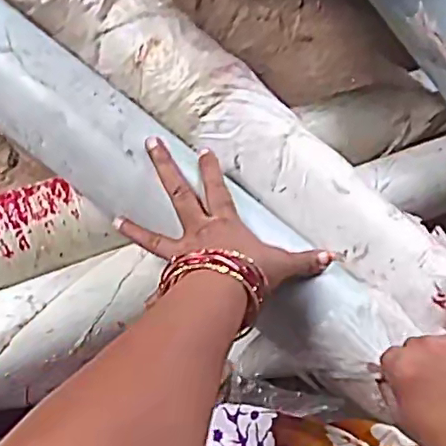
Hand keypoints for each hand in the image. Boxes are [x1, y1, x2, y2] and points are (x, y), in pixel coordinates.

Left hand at [117, 139, 332, 286]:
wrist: (228, 293)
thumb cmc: (252, 274)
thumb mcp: (283, 265)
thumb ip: (304, 261)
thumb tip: (330, 258)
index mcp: (225, 224)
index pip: (218, 190)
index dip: (212, 171)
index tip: (204, 152)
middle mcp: (200, 231)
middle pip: (180, 192)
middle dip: (166, 167)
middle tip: (150, 144)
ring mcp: (183, 252)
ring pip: (155, 234)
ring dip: (136, 227)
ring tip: (116, 219)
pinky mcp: (175, 276)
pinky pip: (161, 283)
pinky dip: (154, 294)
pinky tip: (144, 301)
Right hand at [380, 333, 445, 445]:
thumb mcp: (404, 421)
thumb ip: (392, 393)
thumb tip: (393, 382)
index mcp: (400, 364)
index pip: (391, 358)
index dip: (401, 374)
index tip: (410, 386)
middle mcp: (426, 344)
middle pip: (419, 347)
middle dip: (425, 363)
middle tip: (438, 388)